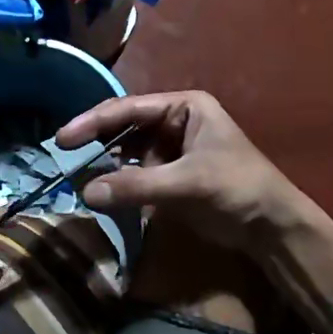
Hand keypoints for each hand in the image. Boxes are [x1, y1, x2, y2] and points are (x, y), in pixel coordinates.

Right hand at [56, 91, 302, 249]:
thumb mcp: (187, 182)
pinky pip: (136, 176)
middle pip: (125, 129)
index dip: (93, 122)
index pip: (129, 109)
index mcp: (184, 107)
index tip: (62, 140)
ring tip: (79, 180)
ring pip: (128, 154)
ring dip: (106, 167)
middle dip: (97, 144)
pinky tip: (101, 194)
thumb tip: (86, 193)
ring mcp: (172, 152)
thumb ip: (137, 186)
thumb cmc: (237, 188)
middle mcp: (175, 124)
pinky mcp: (171, 178)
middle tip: (64, 159)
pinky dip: (119, 185)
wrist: (270, 226)